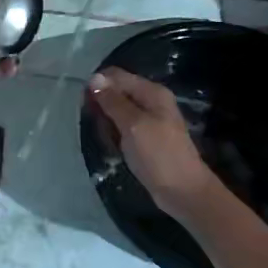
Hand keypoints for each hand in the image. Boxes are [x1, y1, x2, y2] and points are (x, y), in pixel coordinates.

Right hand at [87, 67, 226, 221]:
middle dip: (100, 105)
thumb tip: (94, 78)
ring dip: (105, 121)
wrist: (183, 192)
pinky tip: (109, 144)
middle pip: (116, 92)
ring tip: (103, 137)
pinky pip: (121, 127)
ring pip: (116, 110)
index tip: (85, 103)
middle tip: (95, 124)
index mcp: (152, 92)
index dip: (98, 85)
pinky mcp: (144, 137)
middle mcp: (151, 101)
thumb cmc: (159, 155)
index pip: (116, 75)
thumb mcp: (133, 125)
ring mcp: (148, 120)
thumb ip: (113, 101)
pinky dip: (112, 133)